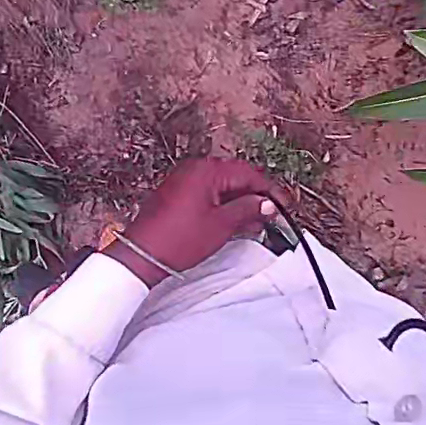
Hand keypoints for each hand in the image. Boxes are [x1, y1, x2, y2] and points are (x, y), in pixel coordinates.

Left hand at [111, 158, 278, 286]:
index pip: (247, 173)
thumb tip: (268, 203)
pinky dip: (225, 204)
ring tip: (258, 221)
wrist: (141, 255)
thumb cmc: (179, 239)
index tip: (284, 205)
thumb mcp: (221, 225)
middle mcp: (195, 168)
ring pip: (223, 186)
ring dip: (241, 201)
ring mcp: (185, 180)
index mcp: (207, 170)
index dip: (269, 190)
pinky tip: (236, 220)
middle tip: (274, 213)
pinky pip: (209, 193)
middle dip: (256, 195)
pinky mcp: (178, 193)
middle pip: (236, 177)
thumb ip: (248, 209)